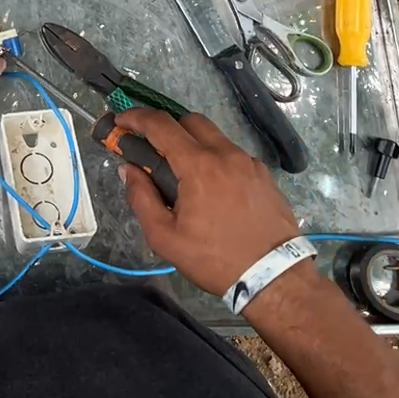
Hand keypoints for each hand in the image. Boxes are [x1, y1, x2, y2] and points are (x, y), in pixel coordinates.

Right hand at [116, 108, 302, 296]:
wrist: (277, 280)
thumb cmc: (216, 259)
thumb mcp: (166, 237)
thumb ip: (141, 198)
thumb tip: (128, 170)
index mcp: (199, 166)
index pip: (161, 125)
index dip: (136, 117)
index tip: (121, 120)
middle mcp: (226, 154)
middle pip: (189, 120)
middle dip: (166, 126)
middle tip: (152, 147)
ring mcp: (249, 163)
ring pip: (214, 135)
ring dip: (192, 142)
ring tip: (183, 171)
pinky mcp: (265, 175)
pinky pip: (233, 154)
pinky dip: (215, 158)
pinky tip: (213, 187)